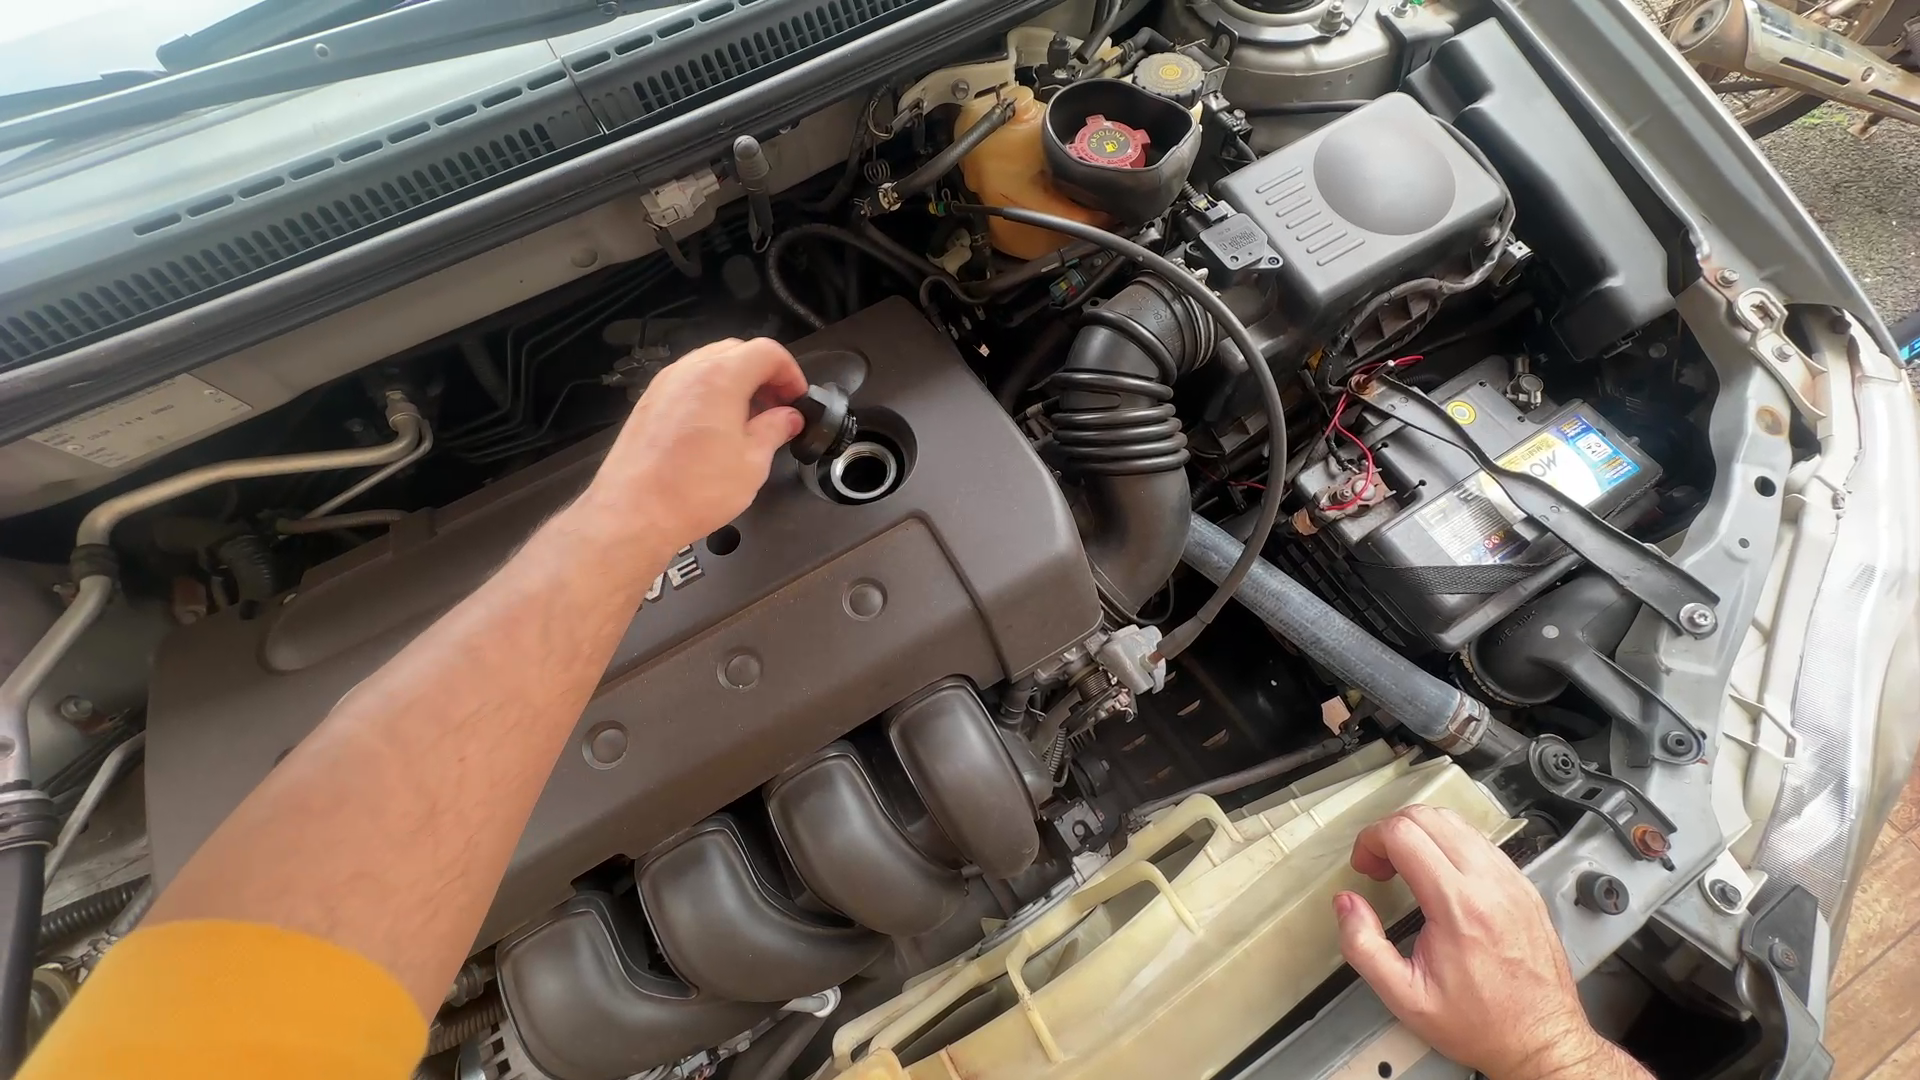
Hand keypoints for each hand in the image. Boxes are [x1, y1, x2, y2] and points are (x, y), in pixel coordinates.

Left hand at [586, 337, 807, 549]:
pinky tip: (720, 428)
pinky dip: (712, 393)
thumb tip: (788, 418)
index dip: (791, 373)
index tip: (797, 399)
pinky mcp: (650, 403)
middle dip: (765, 375)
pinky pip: (690, 383)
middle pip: (738, 351)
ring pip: (711, 364)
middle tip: (779, 408)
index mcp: (720, 378)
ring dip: (739, 383)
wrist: (634, 513)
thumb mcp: (752, 463)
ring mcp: (664, 385)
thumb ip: (775, 430)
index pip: (767, 352)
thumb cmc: (693, 491)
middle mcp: (688, 372)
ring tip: (752, 420)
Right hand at [1333, 806, 1637, 1079]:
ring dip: (1418, 833)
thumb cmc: (1482, 1025)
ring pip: (1452, 821)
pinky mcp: (1523, 887)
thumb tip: (1347, 903)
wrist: (1545, 1046)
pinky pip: (1478, 839)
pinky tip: (1437, 871)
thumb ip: (1362, 946)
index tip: (1366, 866)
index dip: (1370, 841)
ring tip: (1407, 865)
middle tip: (1381, 864)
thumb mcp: (1404, 997)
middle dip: (1389, 831)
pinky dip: (1447, 842)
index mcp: (1458, 907)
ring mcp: (1512, 882)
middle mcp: (1489, 886)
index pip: (1402, 833)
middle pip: (1425, 816)